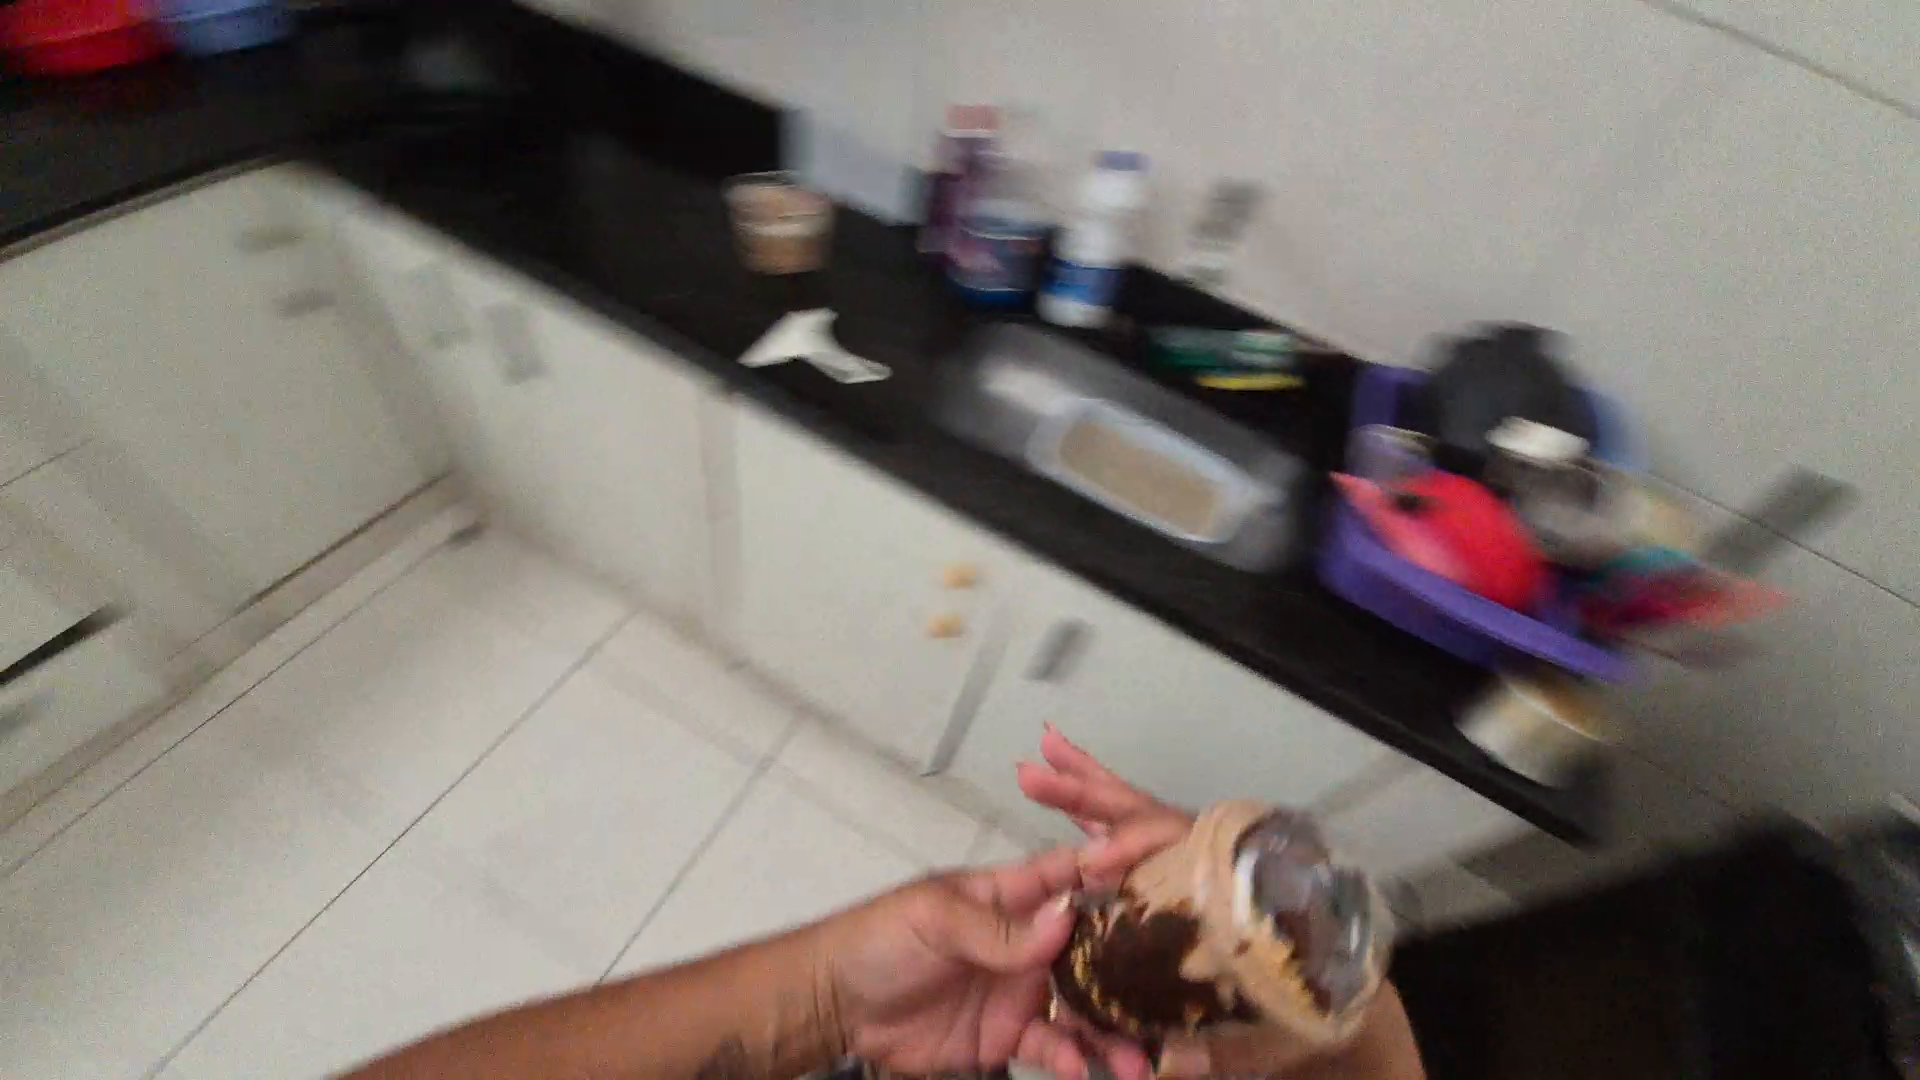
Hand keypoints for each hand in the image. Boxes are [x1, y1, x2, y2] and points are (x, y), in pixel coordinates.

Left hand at [811, 846, 1152, 1079]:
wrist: (842, 1002)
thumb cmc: (886, 937)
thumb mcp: (937, 919)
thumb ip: (999, 926)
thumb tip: (1066, 914)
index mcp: (1007, 896)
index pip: (1064, 876)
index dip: (1107, 873)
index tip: (1159, 883)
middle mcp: (1024, 941)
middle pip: (1086, 949)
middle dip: (1125, 968)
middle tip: (1169, 996)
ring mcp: (1018, 990)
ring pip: (1079, 1004)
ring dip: (1111, 1028)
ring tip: (1141, 1059)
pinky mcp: (1006, 1037)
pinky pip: (1051, 1047)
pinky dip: (1073, 1059)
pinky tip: (1088, 1072)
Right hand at [1018, 727, 1426, 1079]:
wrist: (1345, 1007)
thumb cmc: (1314, 1012)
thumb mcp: (1275, 1036)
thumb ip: (1226, 1049)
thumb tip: (1172, 1059)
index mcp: (1234, 884)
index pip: (1178, 848)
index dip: (1135, 850)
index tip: (1093, 862)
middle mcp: (1207, 861)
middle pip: (1141, 812)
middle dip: (1086, 787)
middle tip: (1036, 765)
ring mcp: (1189, 863)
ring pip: (1132, 816)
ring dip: (1085, 786)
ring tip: (1046, 749)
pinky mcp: (1177, 878)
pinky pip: (1130, 839)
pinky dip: (1098, 815)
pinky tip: (1070, 802)